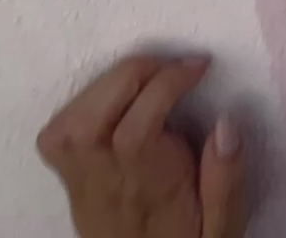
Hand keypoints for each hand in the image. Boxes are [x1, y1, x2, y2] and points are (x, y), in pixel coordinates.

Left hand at [36, 54, 247, 237]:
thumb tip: (225, 123)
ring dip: (107, 85)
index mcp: (148, 193)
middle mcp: (106, 186)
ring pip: (67, 126)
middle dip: (131, 75)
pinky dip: (83, 103)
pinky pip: (57, 135)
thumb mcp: (223, 228)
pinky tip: (119, 98)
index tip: (200, 66)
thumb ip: (227, 181)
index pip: (135, 134)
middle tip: (173, 64)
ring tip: (149, 75)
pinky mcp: (72, 180)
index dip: (165, 86)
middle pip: (89, 124)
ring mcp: (81, 184)